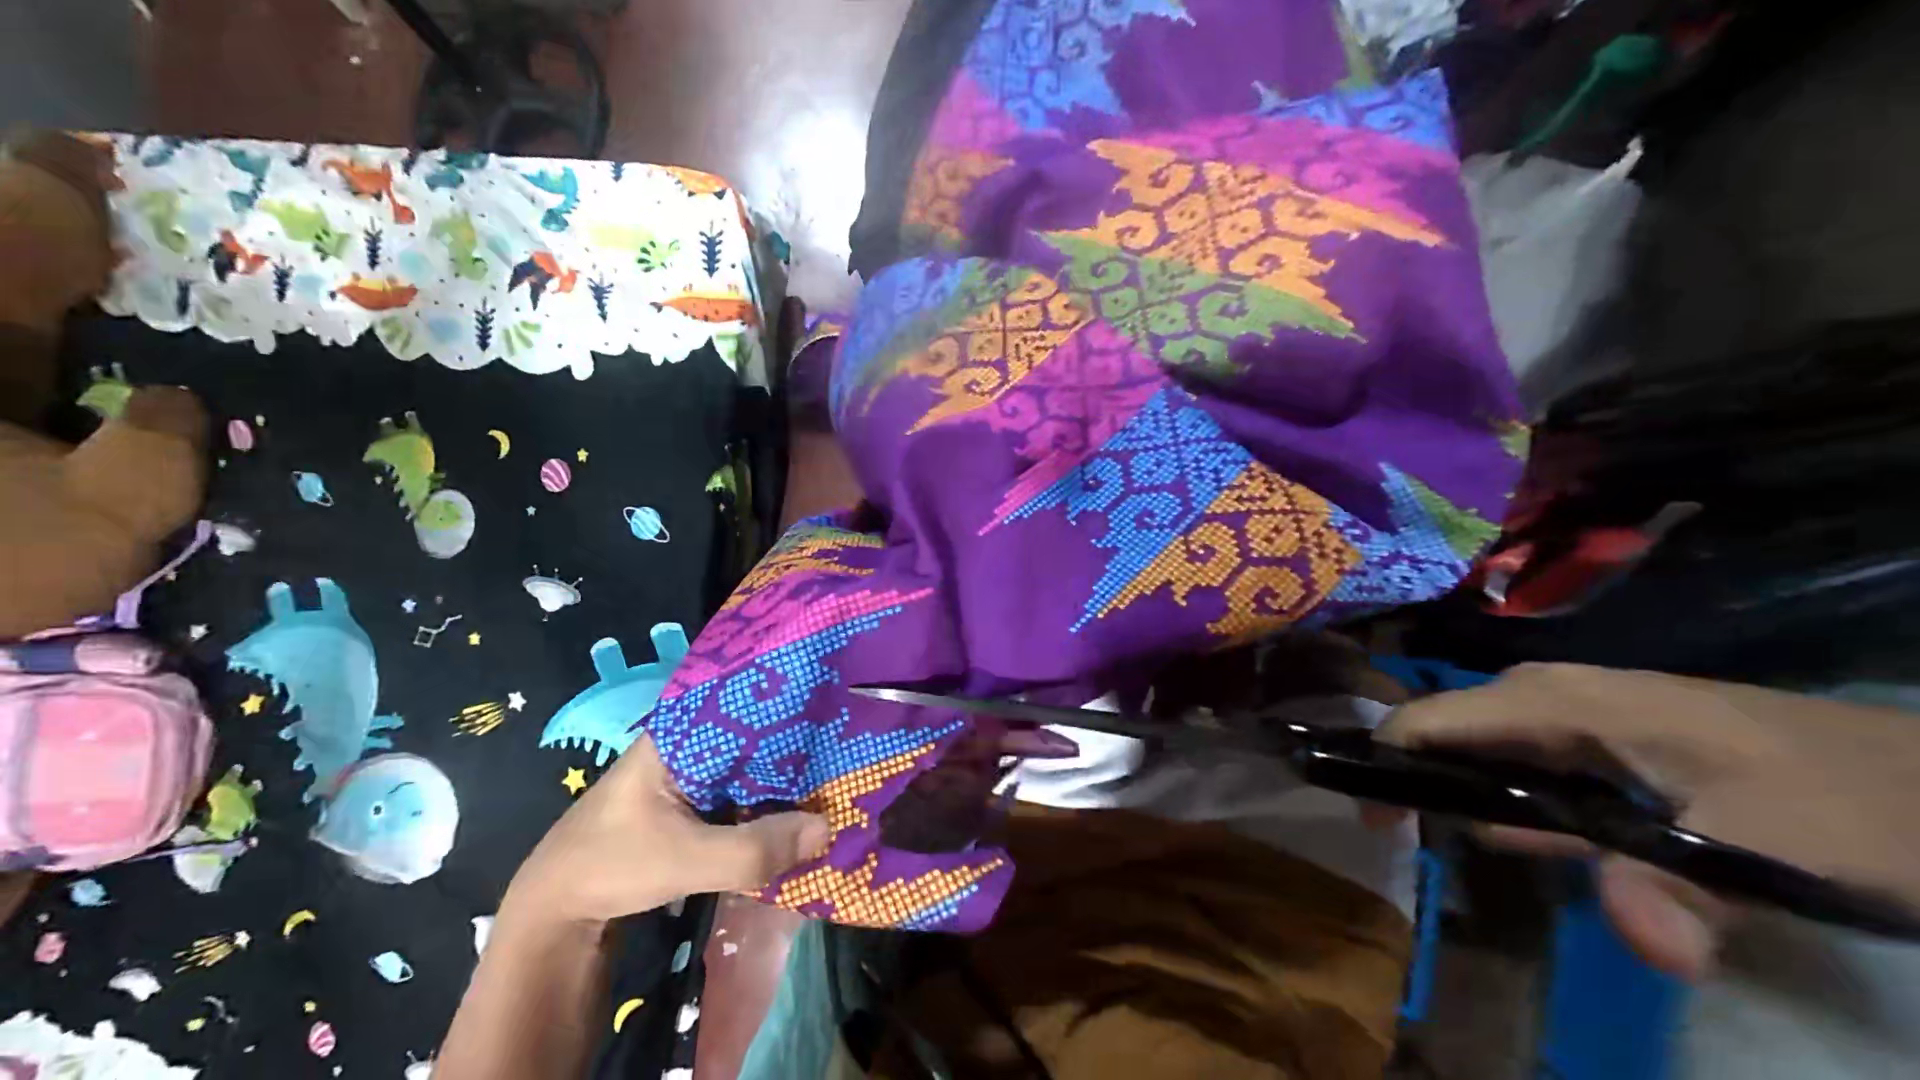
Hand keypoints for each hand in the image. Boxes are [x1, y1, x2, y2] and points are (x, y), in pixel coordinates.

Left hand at [503, 735, 829, 926]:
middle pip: (756, 736)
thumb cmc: (610, 867)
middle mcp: (691, 747)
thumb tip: (827, 828)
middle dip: (799, 745)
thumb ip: (752, 849)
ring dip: (788, 777)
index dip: (790, 704)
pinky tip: (805, 809)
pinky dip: (771, 803)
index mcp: (680, 735)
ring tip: (842, 772)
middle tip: (853, 746)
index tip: (836, 706)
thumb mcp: (683, 859)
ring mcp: (694, 777)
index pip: (745, 702)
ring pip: (753, 767)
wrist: (555, 916)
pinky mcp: (696, 807)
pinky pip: (745, 795)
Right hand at [1377, 663, 1919, 977]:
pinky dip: (1517, 802)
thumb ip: (1685, 884)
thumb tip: (1642, 945)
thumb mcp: (1774, 845)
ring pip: (1487, 751)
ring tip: (1483, 846)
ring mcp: (1575, 714)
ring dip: (1474, 799)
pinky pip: (1528, 765)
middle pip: (1449, 733)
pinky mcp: (1600, 739)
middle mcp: (1548, 694)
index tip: (1373, 822)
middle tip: (1419, 844)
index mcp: (1558, 700)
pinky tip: (1541, 838)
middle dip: (1425, 785)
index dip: (1385, 762)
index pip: (1431, 719)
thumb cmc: (1847, 794)